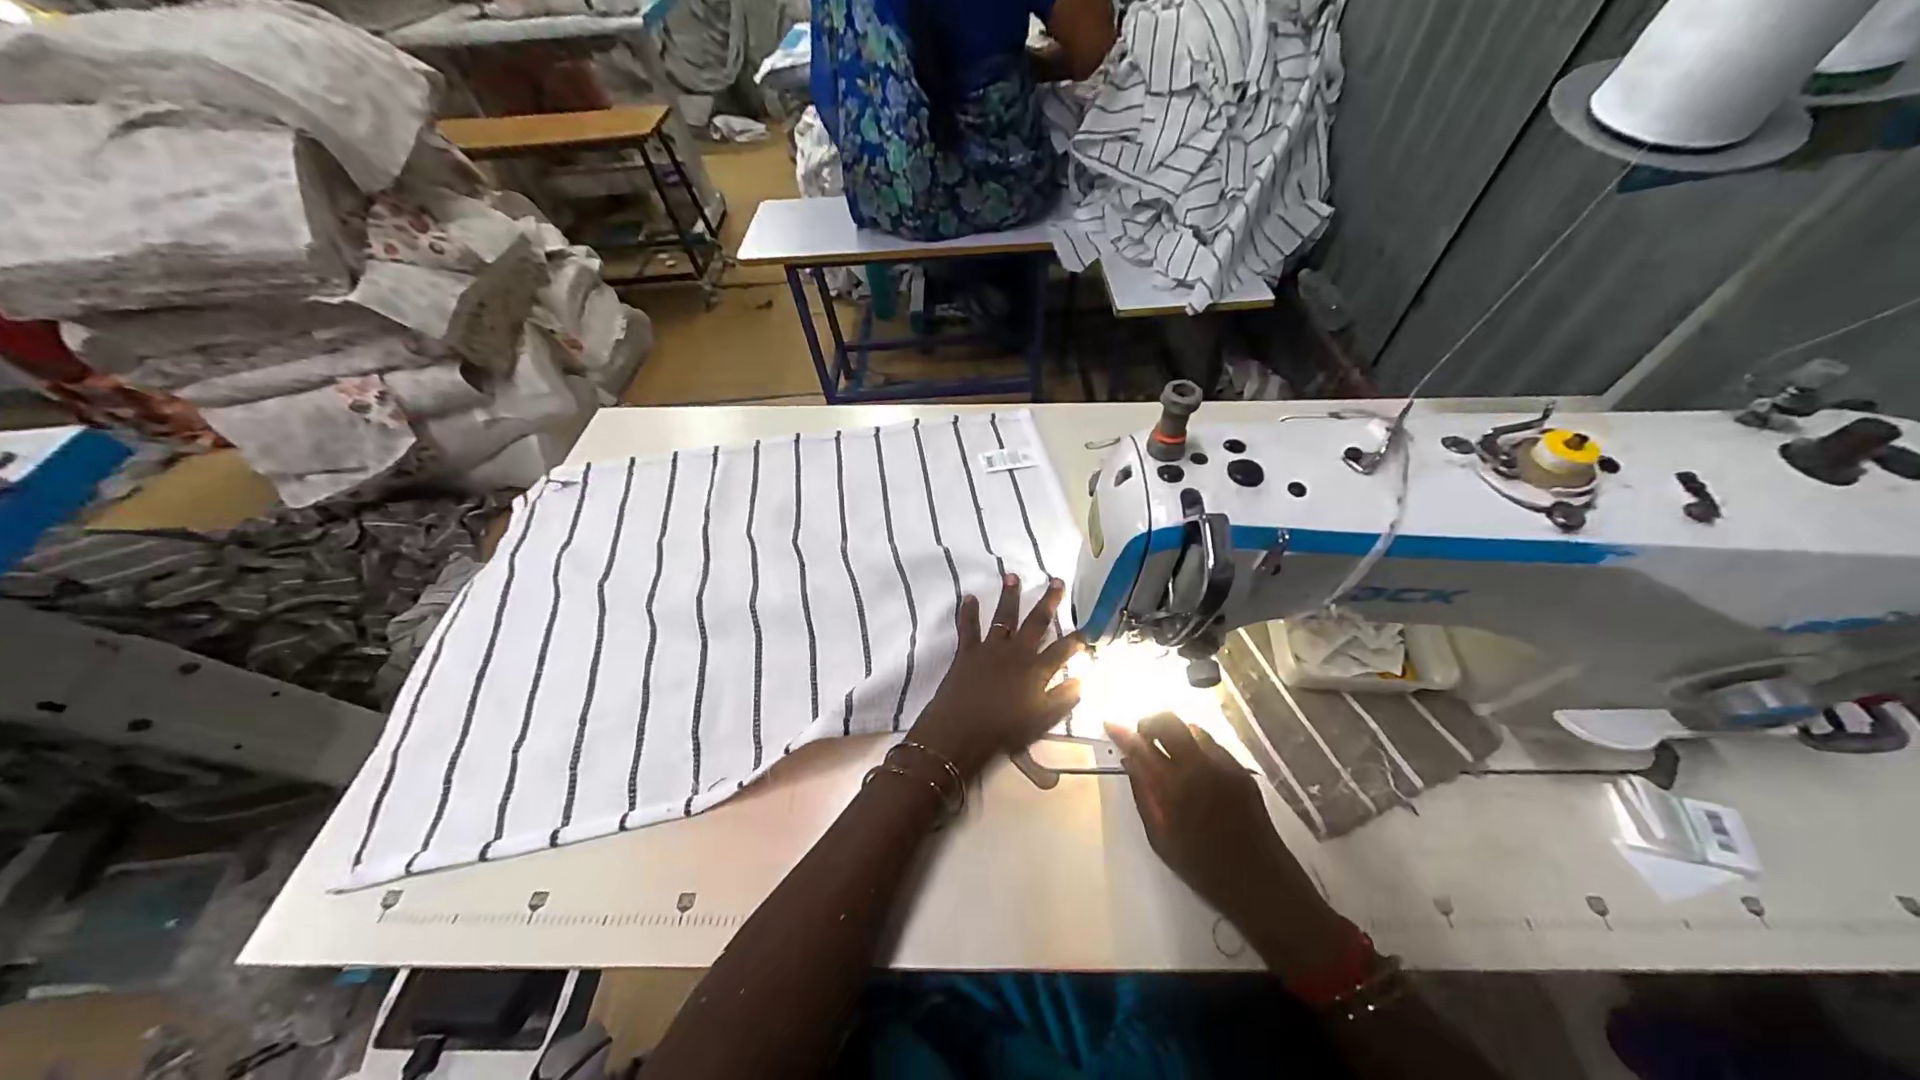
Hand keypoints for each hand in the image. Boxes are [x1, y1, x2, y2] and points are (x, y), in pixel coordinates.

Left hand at [908, 574, 1082, 778]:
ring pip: (1004, 616)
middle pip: (1036, 622)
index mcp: (1037, 670)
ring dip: (1009, 596)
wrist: (961, 730)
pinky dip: (967, 612)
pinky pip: (967, 627)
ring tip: (1012, 576)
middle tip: (1056, 581)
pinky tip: (968, 596)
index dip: (1077, 640)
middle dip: (1049, 601)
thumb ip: (1063, 700)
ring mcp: (991, 649)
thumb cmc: (1004, 730)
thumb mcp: (1041, 721)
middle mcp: (1017, 652)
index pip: (1063, 650)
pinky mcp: (967, 651)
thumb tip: (1080, 681)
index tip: (1087, 630)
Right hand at [1107, 713, 1354, 977]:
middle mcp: (1200, 767)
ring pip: (1192, 728)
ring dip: (1175, 735)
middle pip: (1169, 721)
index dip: (1122, 733)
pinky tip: (1194, 770)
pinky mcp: (1242, 770)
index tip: (1110, 725)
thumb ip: (1144, 795)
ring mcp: (1225, 766)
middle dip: (1149, 724)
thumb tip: (1130, 762)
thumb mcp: (1160, 837)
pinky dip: (1196, 747)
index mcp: (1175, 788)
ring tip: (1169, 757)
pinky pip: (1212, 744)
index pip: (1141, 747)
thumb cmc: (1202, 867)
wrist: (1261, 883)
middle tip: (1142, 741)